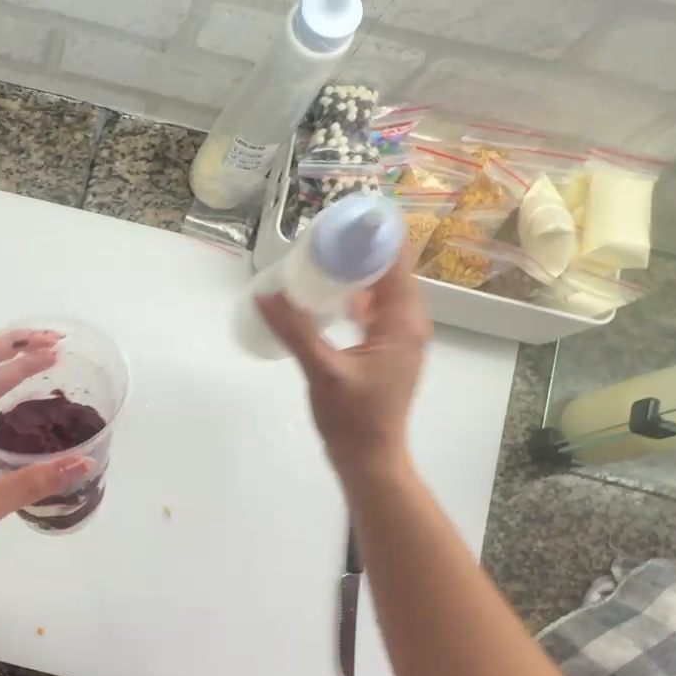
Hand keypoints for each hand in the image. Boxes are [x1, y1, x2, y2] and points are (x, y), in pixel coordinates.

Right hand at [257, 249, 431, 480]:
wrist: (368, 458)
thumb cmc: (352, 418)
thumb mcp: (322, 371)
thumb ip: (295, 331)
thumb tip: (266, 295)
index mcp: (403, 322)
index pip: (397, 261)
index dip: (374, 235)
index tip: (344, 217)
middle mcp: (409, 324)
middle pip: (389, 273)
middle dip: (356, 253)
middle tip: (320, 239)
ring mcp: (399, 339)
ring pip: (380, 293)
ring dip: (353, 276)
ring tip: (318, 262)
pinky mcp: (385, 353)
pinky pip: (372, 313)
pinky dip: (352, 300)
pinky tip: (325, 300)